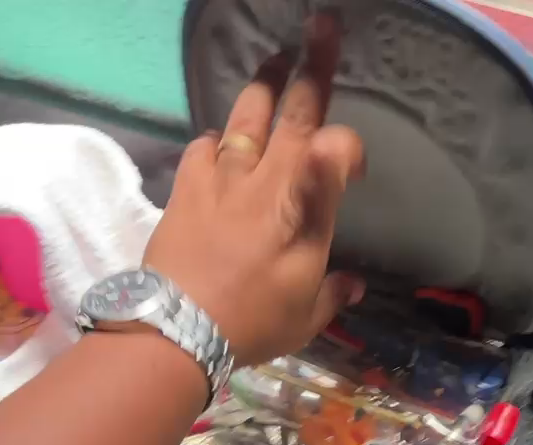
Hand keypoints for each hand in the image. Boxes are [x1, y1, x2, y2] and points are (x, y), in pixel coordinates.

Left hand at [143, 13, 366, 367]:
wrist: (179, 328)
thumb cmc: (252, 325)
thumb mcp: (306, 320)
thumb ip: (332, 295)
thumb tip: (354, 284)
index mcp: (305, 214)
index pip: (336, 153)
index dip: (348, 148)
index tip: (352, 167)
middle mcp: (268, 184)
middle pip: (295, 116)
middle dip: (313, 70)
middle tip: (322, 28)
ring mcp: (224, 179)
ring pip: (246, 115)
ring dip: (263, 85)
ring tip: (274, 63)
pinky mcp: (187, 186)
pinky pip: (205, 144)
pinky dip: (217, 140)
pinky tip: (220, 143)